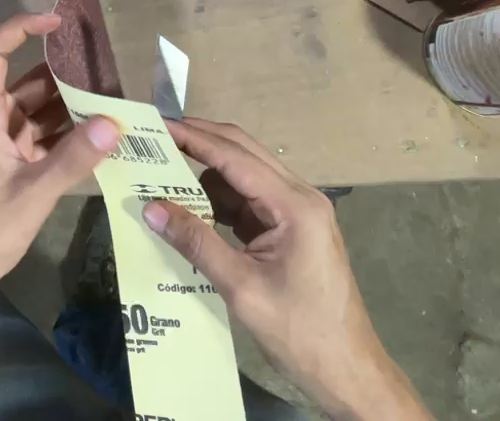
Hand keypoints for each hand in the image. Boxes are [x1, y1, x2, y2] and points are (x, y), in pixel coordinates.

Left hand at [0, 13, 120, 301]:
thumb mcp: (33, 193)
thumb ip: (73, 159)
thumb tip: (114, 122)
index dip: (21, 29)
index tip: (56, 21)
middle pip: (26, 82)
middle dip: (63, 74)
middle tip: (106, 71)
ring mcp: (0, 144)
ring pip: (37, 111)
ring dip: (69, 106)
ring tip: (112, 102)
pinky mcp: (11, 166)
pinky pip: (41, 138)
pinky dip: (66, 135)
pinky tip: (98, 138)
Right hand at [141, 118, 429, 420]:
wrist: (349, 374)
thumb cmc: (300, 332)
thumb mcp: (241, 287)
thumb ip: (197, 242)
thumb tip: (151, 208)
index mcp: (294, 205)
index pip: (234, 156)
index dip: (194, 137)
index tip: (158, 125)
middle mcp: (300, 196)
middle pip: (242, 151)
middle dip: (199, 141)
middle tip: (157, 137)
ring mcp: (298, 211)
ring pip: (243, 173)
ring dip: (207, 175)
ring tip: (166, 179)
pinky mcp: (291, 227)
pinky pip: (249, 198)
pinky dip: (220, 200)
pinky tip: (194, 213)